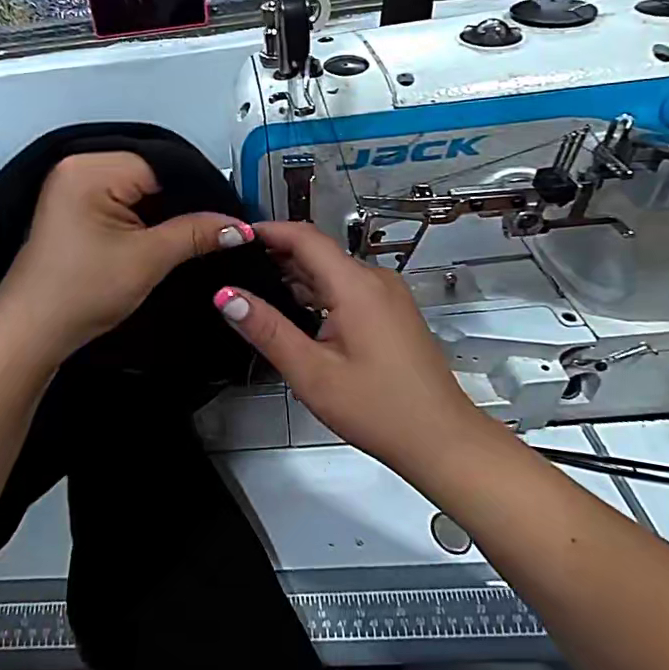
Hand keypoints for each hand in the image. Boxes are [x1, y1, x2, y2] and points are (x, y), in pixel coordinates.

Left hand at [0, 152, 253, 363]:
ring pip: (141, 189)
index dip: (198, 190)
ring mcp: (75, 188)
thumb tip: (235, 225)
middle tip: (213, 228)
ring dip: (165, 213)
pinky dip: (146, 219)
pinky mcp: (77, 208)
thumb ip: (197, 233)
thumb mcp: (148, 259)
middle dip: (183, 202)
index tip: (225, 214)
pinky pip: (124, 201)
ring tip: (188, 238)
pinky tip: (161, 240)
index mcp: (89, 170)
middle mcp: (78, 169)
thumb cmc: (72, 294)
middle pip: (152, 174)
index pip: (163, 164)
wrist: (31, 333)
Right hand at [211, 221, 492, 471]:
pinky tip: (298, 311)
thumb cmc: (382, 410)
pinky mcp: (392, 312)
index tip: (237, 236)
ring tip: (258, 289)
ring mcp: (388, 295)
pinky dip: (319, 292)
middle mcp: (376, 281)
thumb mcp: (312, 372)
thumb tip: (229, 296)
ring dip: (298, 275)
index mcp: (356, 286)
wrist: (440, 438)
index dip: (268, 231)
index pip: (305, 237)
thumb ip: (267, 329)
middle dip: (277, 254)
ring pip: (333, 271)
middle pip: (319, 251)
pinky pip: (349, 288)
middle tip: (237, 267)